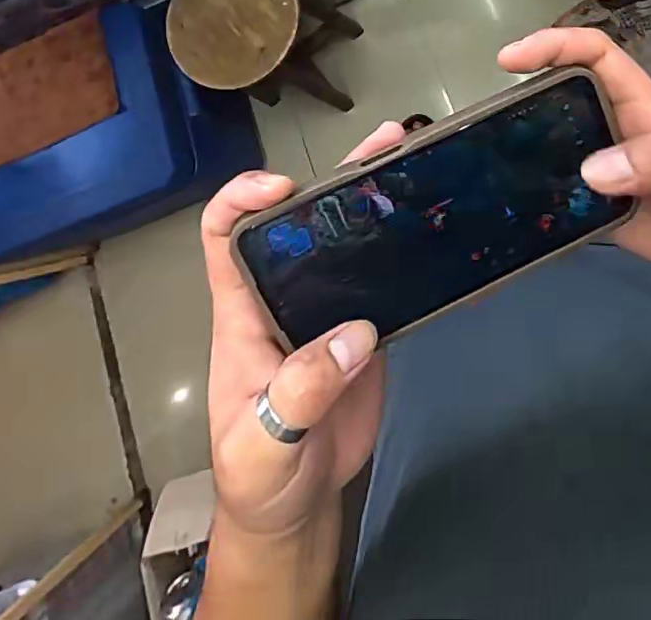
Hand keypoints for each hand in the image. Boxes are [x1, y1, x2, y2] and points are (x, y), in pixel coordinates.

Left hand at [200, 122, 402, 541]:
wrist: (296, 507)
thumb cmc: (258, 478)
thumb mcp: (260, 446)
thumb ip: (296, 395)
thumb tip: (355, 335)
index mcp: (243, 312)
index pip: (224, 235)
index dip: (242, 199)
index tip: (282, 187)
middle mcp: (284, 295)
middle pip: (301, 220)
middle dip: (335, 176)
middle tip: (383, 143)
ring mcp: (326, 309)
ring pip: (346, 241)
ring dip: (374, 199)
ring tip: (410, 162)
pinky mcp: (362, 329)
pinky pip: (380, 278)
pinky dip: (401, 249)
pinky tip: (426, 227)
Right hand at [499, 28, 650, 290]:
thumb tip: (592, 169)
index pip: (600, 58)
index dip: (556, 46)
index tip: (511, 58)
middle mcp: (627, 138)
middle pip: (567, 103)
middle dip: (526, 104)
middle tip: (483, 129)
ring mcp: (618, 178)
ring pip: (562, 154)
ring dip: (528, 158)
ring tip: (487, 173)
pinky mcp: (613, 216)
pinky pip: (569, 203)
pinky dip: (544, 206)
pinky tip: (518, 219)